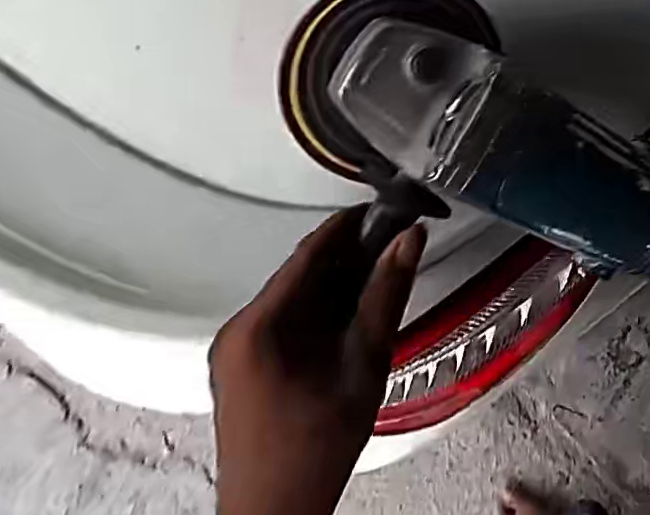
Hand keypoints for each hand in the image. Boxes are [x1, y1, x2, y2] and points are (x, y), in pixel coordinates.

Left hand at [210, 207, 425, 514]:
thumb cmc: (317, 443)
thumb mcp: (364, 360)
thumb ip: (387, 292)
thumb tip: (410, 235)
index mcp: (258, 325)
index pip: (309, 252)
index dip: (352, 223)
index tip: (390, 205)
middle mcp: (239, 330)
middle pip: (303, 272)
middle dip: (353, 252)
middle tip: (398, 238)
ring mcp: (238, 350)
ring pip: (300, 294)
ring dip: (343, 279)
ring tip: (386, 269)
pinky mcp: (247, 365)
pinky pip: (291, 317)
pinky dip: (327, 306)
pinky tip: (358, 309)